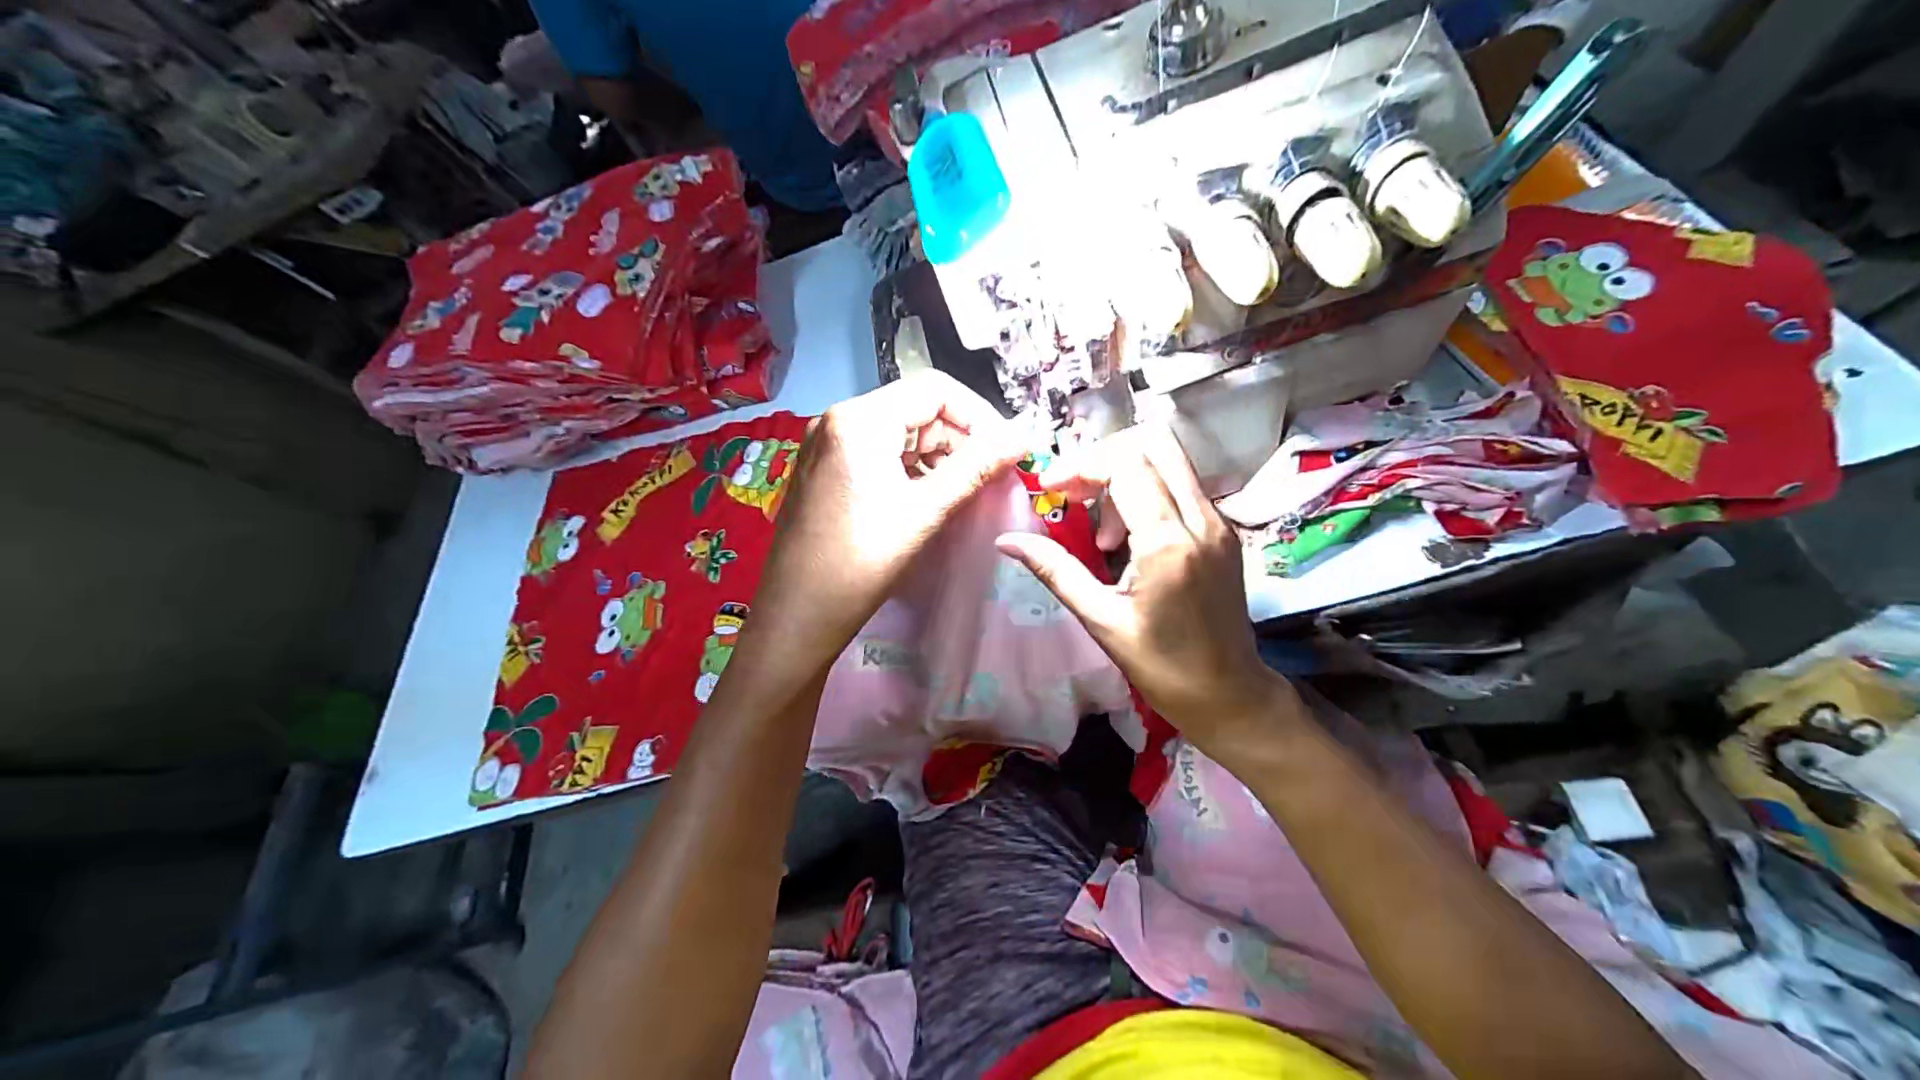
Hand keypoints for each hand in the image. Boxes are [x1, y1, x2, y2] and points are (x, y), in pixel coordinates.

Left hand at [748, 372, 1022, 676]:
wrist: (797, 614)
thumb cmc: (861, 562)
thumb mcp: (926, 511)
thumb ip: (977, 468)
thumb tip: (1024, 437)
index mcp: (860, 420)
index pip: (935, 389)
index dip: (979, 415)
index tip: (1006, 450)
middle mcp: (838, 420)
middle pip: (916, 407)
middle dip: (959, 436)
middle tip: (990, 474)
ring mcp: (827, 444)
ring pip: (899, 431)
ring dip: (938, 453)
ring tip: (965, 489)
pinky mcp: (825, 469)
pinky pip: (878, 452)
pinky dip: (911, 467)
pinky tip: (929, 496)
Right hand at [995, 424, 1298, 753]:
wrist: (1229, 695)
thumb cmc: (1161, 667)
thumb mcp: (1101, 620)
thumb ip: (1055, 571)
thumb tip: (1007, 541)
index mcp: (1169, 544)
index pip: (1126, 464)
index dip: (1080, 466)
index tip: (1049, 490)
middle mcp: (1202, 520)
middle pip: (1156, 443)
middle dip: (1105, 457)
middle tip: (1076, 494)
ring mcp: (1219, 523)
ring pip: (1170, 460)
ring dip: (1126, 475)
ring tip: (1102, 531)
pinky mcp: (1223, 532)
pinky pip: (1181, 486)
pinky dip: (1146, 493)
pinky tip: (1128, 539)